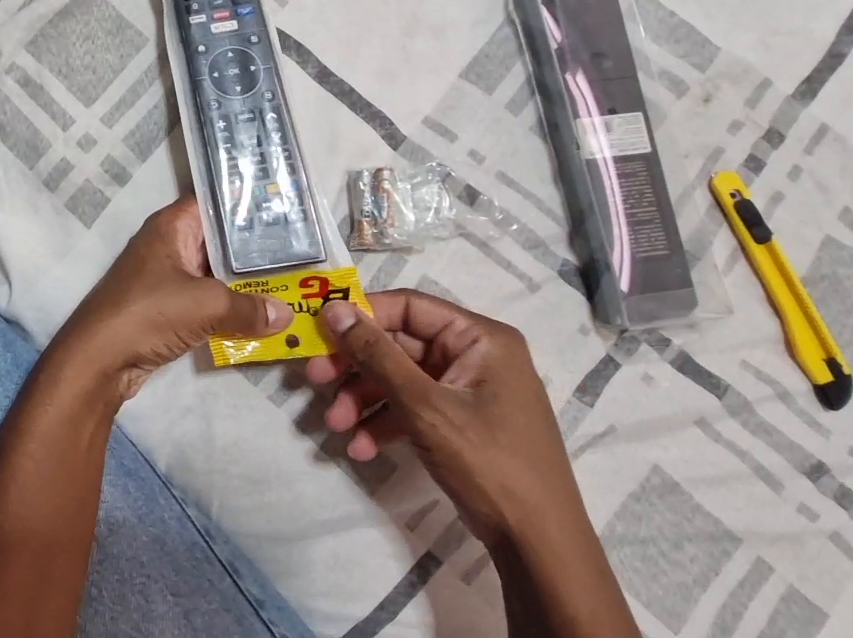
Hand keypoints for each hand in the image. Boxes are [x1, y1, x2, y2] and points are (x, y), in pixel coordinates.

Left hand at [48, 198, 292, 401]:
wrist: (101, 359)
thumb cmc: (149, 313)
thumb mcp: (206, 305)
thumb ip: (249, 307)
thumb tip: (285, 314)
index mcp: (172, 227)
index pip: (214, 202)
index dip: (247, 204)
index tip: (286, 210)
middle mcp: (169, 245)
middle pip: (219, 240)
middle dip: (255, 250)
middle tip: (302, 254)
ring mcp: (168, 278)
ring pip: (215, 273)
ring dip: (246, 284)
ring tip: (292, 284)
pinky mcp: (168, 308)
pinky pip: (207, 301)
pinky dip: (230, 308)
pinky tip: (264, 317)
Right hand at [305, 291, 578, 549]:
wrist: (539, 546)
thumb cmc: (488, 461)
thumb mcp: (424, 405)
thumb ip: (376, 354)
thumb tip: (333, 309)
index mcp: (480, 339)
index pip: (408, 307)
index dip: (361, 316)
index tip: (319, 333)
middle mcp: (476, 356)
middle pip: (399, 344)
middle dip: (356, 367)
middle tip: (314, 380)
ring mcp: (469, 391)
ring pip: (400, 379)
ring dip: (363, 400)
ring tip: (335, 425)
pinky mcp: (460, 422)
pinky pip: (413, 408)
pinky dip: (385, 423)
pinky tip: (361, 448)